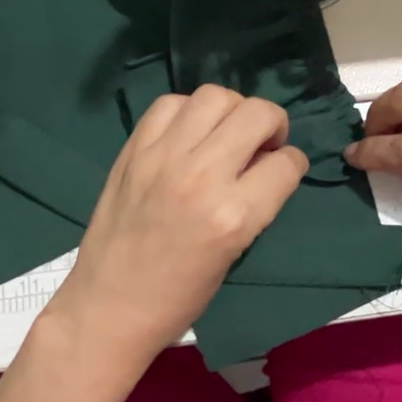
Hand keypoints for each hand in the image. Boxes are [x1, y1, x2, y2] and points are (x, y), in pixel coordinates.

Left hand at [47, 85, 307, 367]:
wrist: (110, 306)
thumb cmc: (180, 295)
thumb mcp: (236, 251)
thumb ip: (256, 201)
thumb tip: (267, 159)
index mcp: (233, 216)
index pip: (286, 163)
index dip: (292, 164)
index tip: (282, 171)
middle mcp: (202, 177)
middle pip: (256, 114)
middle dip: (272, 124)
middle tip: (262, 144)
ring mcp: (163, 157)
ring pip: (215, 96)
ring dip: (232, 110)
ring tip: (225, 133)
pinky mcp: (133, 150)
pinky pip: (170, 104)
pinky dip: (188, 112)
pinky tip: (188, 134)